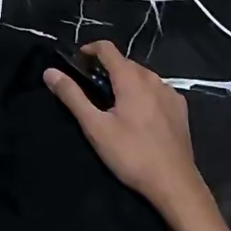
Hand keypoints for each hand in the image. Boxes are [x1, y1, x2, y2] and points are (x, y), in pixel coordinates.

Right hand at [44, 40, 204, 211]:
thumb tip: (50, 72)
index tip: (77, 60)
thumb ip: (73, 97)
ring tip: (112, 102)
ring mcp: (170, 92)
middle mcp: (153, 78)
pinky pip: (157, 91)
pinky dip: (144, 93)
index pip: (108, 49)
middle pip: (126, 63)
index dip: (90, 49)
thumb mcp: (96, 127)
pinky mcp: (180, 108)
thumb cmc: (131, 154)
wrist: (174, 182)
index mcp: (131, 78)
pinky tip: (139, 115)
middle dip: (107, 68)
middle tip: (91, 87)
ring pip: (143, 76)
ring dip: (126, 81)